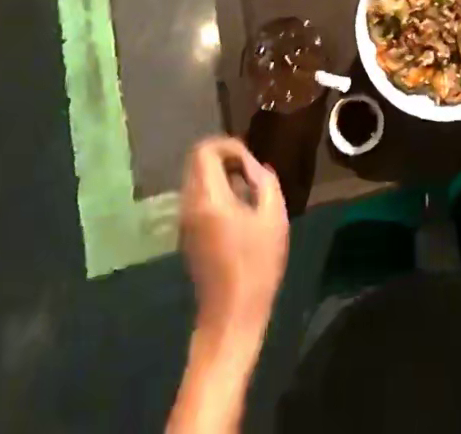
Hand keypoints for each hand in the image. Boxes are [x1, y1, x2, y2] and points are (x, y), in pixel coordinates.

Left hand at [180, 137, 288, 333]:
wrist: (232, 314)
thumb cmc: (257, 265)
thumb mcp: (274, 218)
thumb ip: (266, 183)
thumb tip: (257, 169)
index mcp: (208, 198)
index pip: (205, 151)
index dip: (230, 146)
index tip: (252, 162)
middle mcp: (189, 205)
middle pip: (197, 162)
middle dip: (226, 158)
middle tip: (253, 173)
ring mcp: (185, 222)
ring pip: (197, 180)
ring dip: (222, 175)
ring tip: (251, 191)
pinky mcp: (188, 235)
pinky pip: (198, 198)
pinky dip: (217, 192)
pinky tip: (241, 211)